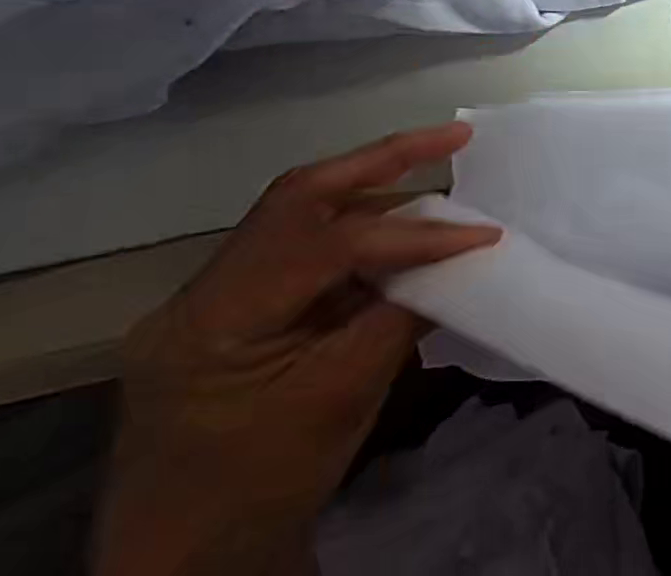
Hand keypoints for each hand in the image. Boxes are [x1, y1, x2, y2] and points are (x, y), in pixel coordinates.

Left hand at [92, 122, 502, 575]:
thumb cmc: (265, 481)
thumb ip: (402, 313)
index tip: (483, 237)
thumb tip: (462, 259)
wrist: (187, 556)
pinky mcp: (239, 310)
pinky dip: (362, 232)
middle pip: (299, 197)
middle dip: (382, 160)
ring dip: (375, 191)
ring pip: (301, 216)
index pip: (329, 247)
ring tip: (440, 170)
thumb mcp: (344, 395)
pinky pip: (306, 251)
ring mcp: (216, 298)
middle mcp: (204, 291)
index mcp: (215, 319)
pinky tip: (404, 232)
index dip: (415, 237)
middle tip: (452, 137)